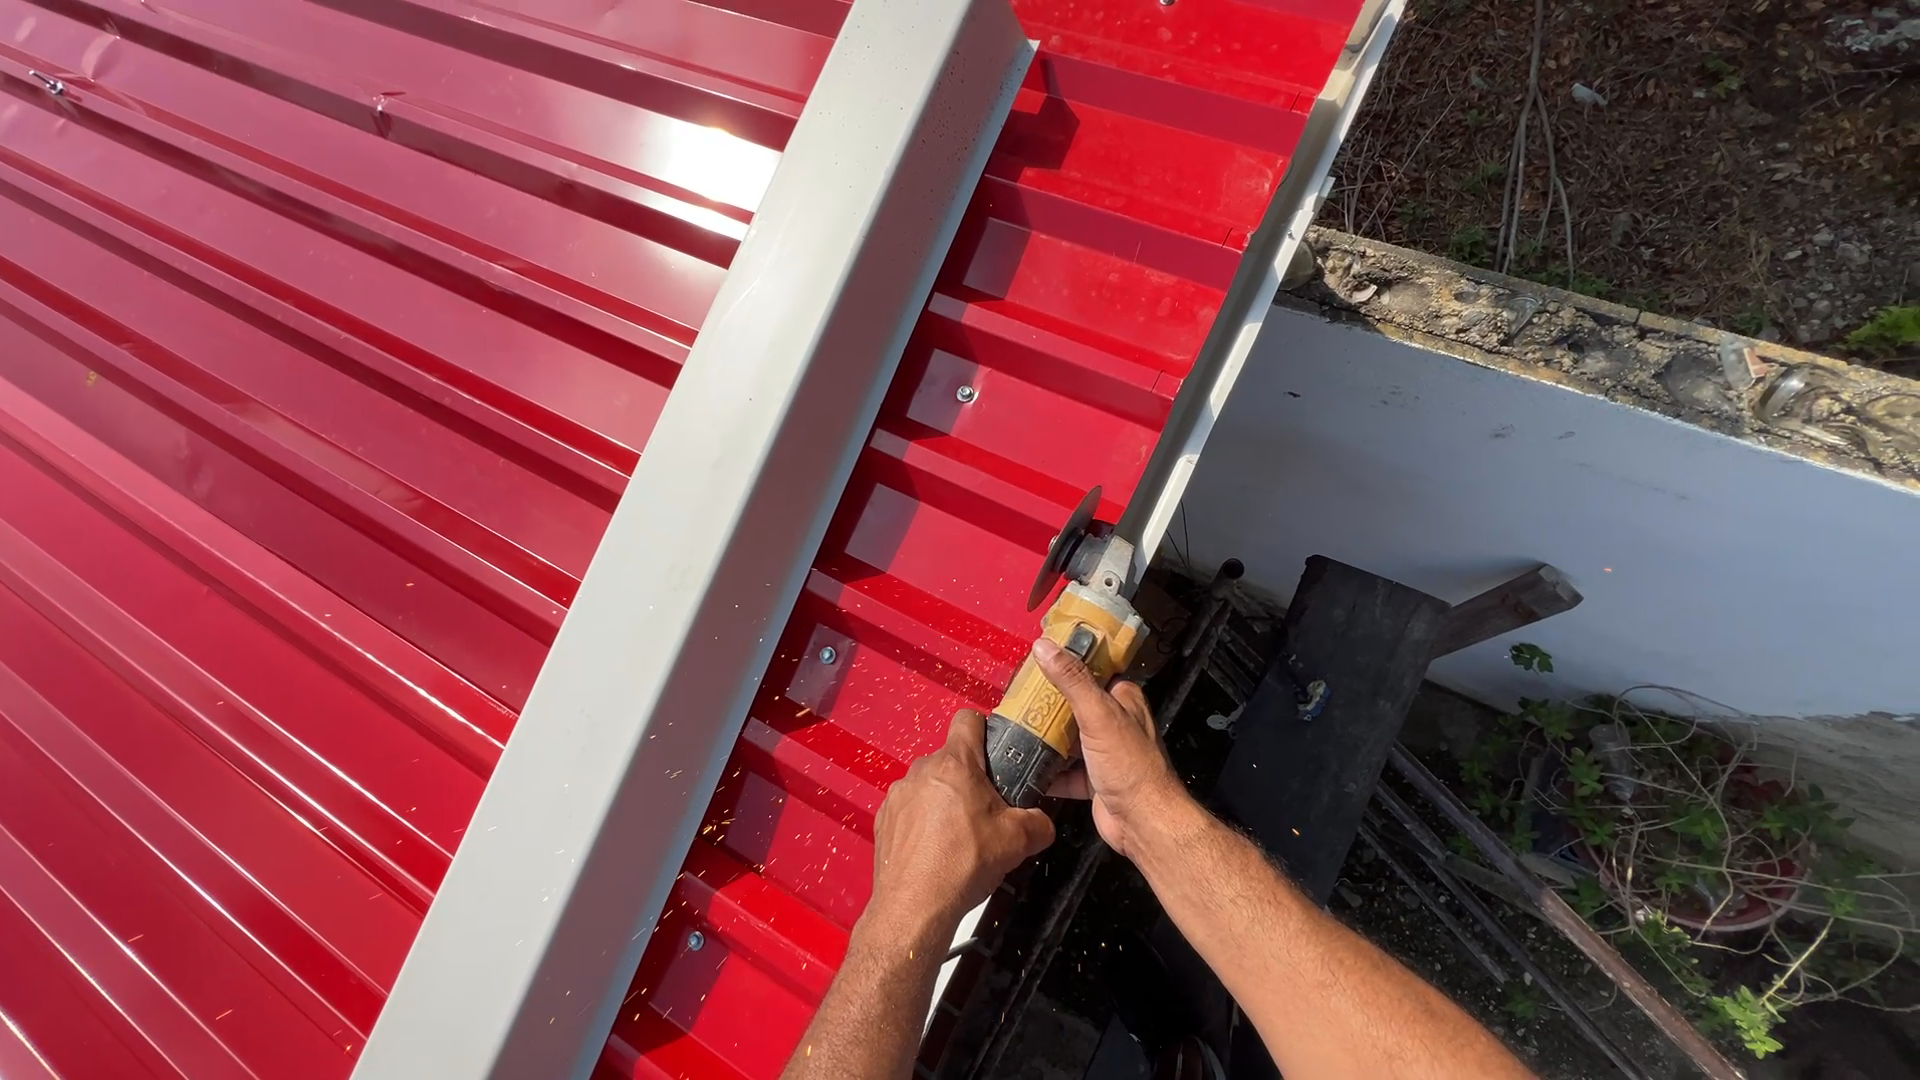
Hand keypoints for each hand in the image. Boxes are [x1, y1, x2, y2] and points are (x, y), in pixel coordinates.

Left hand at [869, 710, 1055, 932]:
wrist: (914, 907)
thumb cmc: (961, 866)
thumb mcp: (1018, 842)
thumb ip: (1039, 823)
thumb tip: (1042, 823)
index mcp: (955, 765)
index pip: (969, 719)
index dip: (985, 729)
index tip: (995, 748)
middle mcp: (922, 771)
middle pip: (951, 759)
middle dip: (970, 778)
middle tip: (986, 809)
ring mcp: (899, 795)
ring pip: (930, 784)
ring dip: (945, 800)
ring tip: (959, 836)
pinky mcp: (885, 819)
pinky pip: (909, 808)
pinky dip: (922, 822)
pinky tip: (935, 850)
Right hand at [1033, 637, 1189, 858]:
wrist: (1143, 823)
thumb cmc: (1134, 769)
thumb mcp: (1098, 714)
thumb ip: (1072, 680)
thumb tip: (1047, 648)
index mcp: (1123, 699)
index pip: (1092, 670)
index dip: (1067, 663)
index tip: (1039, 658)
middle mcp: (1115, 723)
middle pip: (1075, 704)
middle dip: (1048, 704)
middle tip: (1020, 697)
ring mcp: (1104, 752)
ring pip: (1068, 737)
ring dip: (1046, 737)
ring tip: (1019, 728)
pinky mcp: (1094, 779)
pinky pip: (1065, 771)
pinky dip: (1048, 770)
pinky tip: (1029, 767)